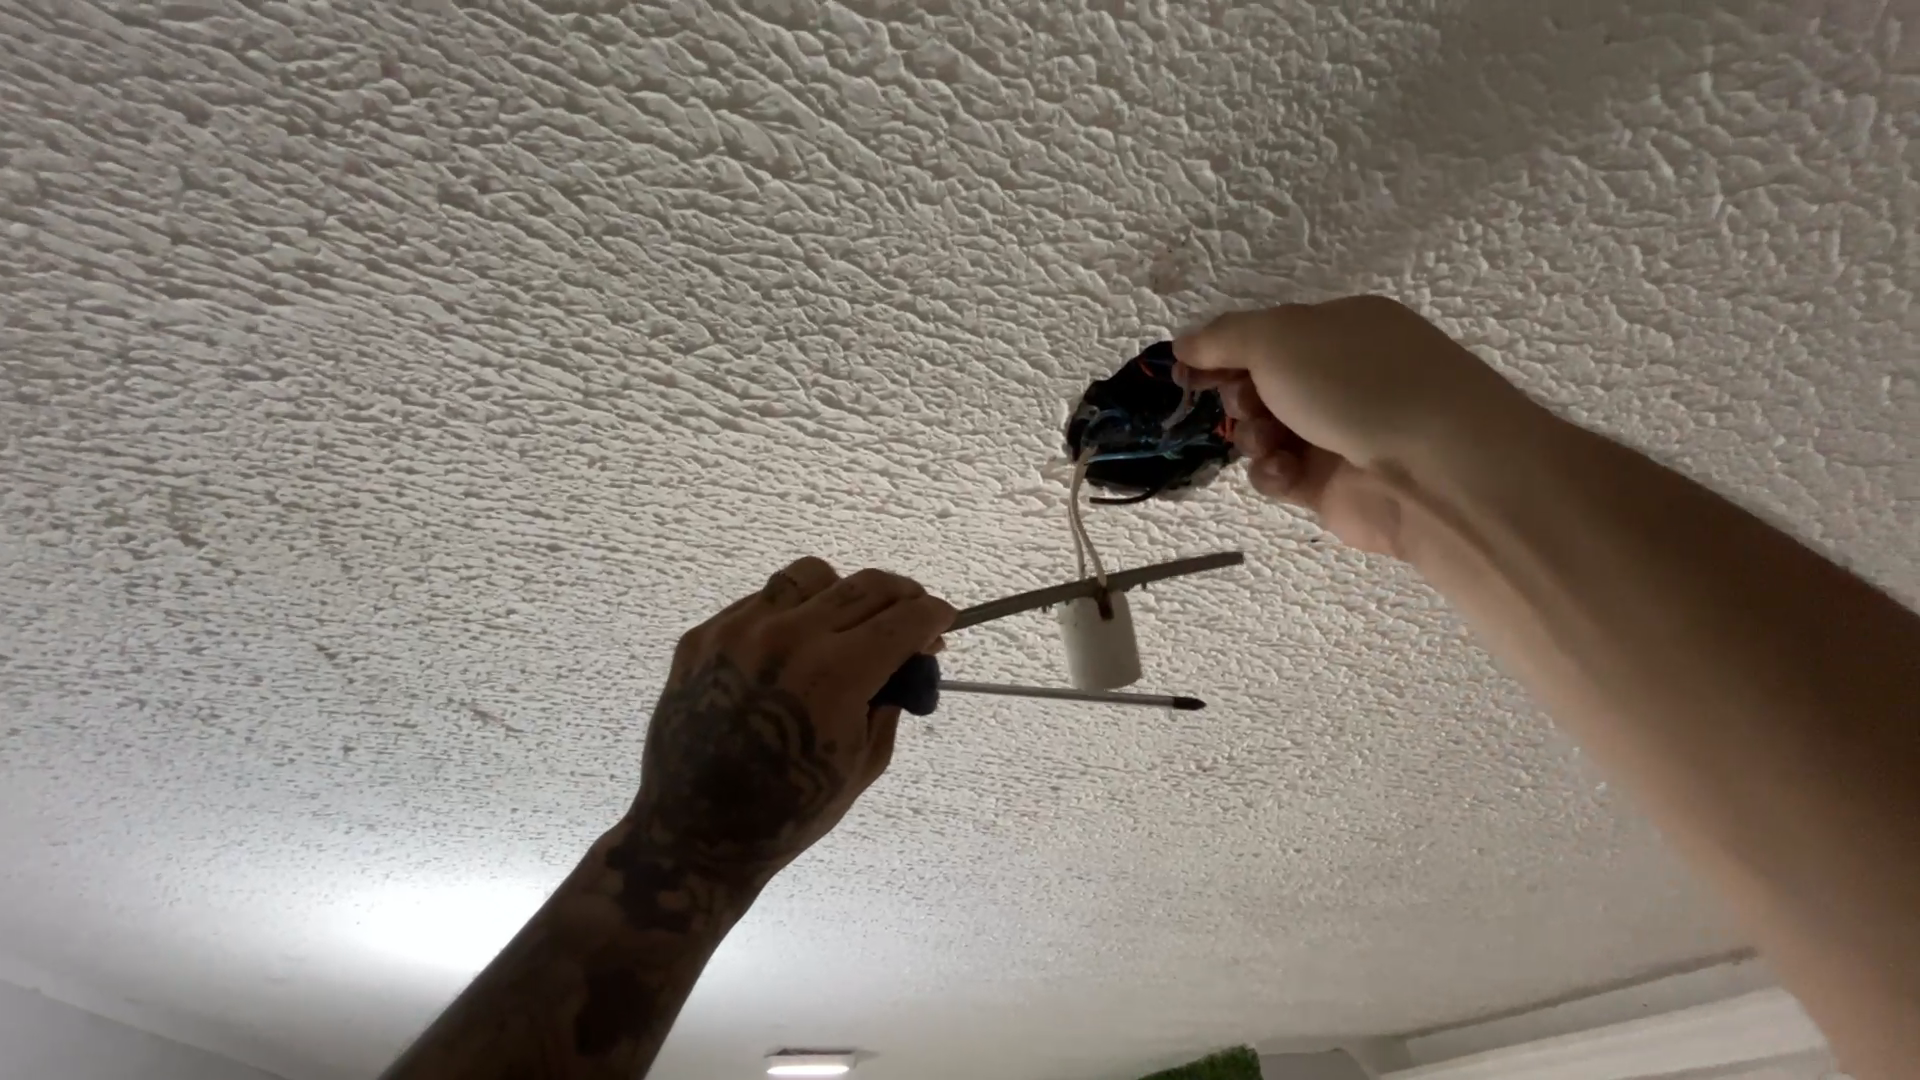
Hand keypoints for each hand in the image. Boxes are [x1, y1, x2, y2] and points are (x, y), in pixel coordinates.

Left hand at [629, 557, 953, 880]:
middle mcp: (788, 637)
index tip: (944, 619)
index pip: (905, 619)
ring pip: (811, 575)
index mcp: (835, 675)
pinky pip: (762, 599)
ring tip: (849, 621)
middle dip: (904, 596)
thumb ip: (894, 697)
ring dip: (845, 592)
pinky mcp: (703, 634)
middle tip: (913, 614)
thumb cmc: (792, 810)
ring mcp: (739, 630)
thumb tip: (912, 654)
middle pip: (867, 585)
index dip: (936, 615)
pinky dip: (793, 612)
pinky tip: (796, 644)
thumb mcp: (866, 760)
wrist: (695, 832)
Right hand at [1175, 295, 1544, 555]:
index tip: (1189, 371)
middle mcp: (1341, 378)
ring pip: (1264, 433)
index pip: (1266, 336)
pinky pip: (1278, 475)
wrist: (1433, 469)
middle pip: (1260, 385)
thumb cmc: (1357, 384)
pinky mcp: (1329, 484)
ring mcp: (1336, 432)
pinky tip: (1285, 473)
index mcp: (1340, 330)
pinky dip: (1272, 473)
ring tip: (1270, 443)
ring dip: (1253, 438)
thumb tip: (1182, 343)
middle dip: (1241, 396)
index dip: (1223, 352)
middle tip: (1247, 404)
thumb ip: (1223, 337)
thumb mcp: (1279, 338)